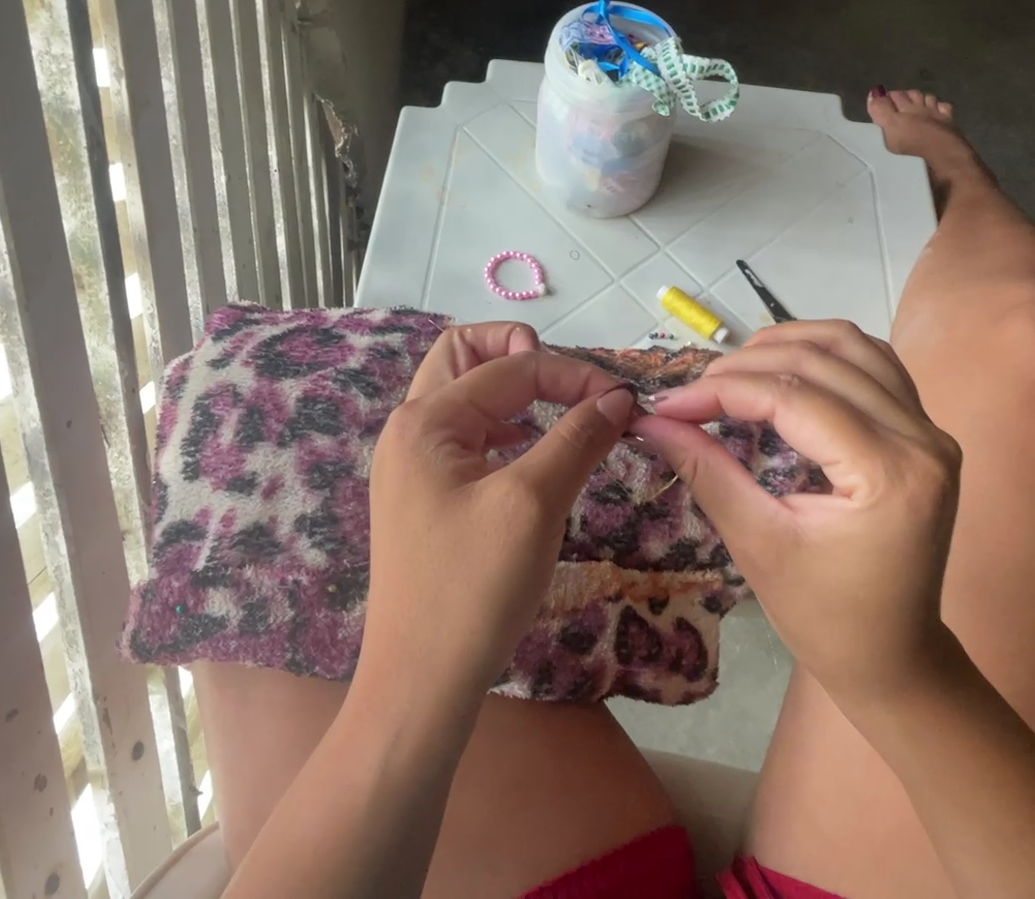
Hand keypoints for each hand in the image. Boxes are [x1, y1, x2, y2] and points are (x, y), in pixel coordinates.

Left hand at [363, 322, 636, 692]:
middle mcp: (409, 430)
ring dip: (510, 389)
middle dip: (520, 354)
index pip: (511, 369)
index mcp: (426, 420)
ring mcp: (411, 464)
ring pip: (461, 395)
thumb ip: (577, 439)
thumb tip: (618, 396)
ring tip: (558, 412)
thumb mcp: (533, 505)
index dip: (574, 376)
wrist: (420, 681)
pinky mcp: (423, 496)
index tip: (625, 403)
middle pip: (463, 355)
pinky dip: (500, 427)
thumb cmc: (473, 589)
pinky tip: (529, 452)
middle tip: (569, 383)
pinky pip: (463, 436)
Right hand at [631, 320, 962, 702]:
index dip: (721, 391)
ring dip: (788, 344)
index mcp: (888, 473)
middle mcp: (922, 438)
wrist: (892, 656)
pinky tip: (784, 368)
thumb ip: (706, 470)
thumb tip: (651, 420)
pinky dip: (824, 354)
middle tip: (691, 393)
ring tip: (731, 370)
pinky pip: (875, 365)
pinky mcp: (924, 432)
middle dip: (745, 366)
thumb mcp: (757, 543)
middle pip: (822, 362)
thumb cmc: (823, 615)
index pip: (792, 398)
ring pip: (854, 347)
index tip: (667, 402)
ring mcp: (930, 431)